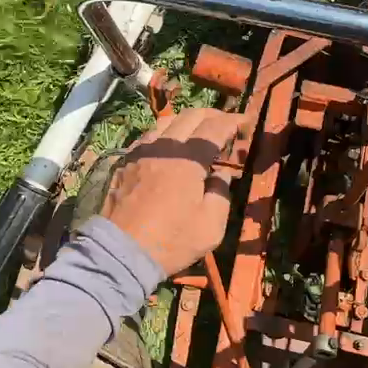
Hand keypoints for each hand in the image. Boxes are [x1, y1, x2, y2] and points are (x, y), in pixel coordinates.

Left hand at [99, 107, 239, 275]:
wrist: (121, 252)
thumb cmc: (171, 241)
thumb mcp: (211, 226)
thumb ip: (221, 194)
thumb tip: (220, 175)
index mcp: (188, 160)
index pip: (214, 128)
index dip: (232, 121)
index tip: (245, 120)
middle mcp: (163, 147)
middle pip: (190, 116)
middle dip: (212, 115)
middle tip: (225, 122)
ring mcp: (140, 152)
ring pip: (166, 121)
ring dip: (187, 120)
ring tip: (198, 130)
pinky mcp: (125, 163)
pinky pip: (148, 136)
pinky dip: (165, 132)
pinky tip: (169, 144)